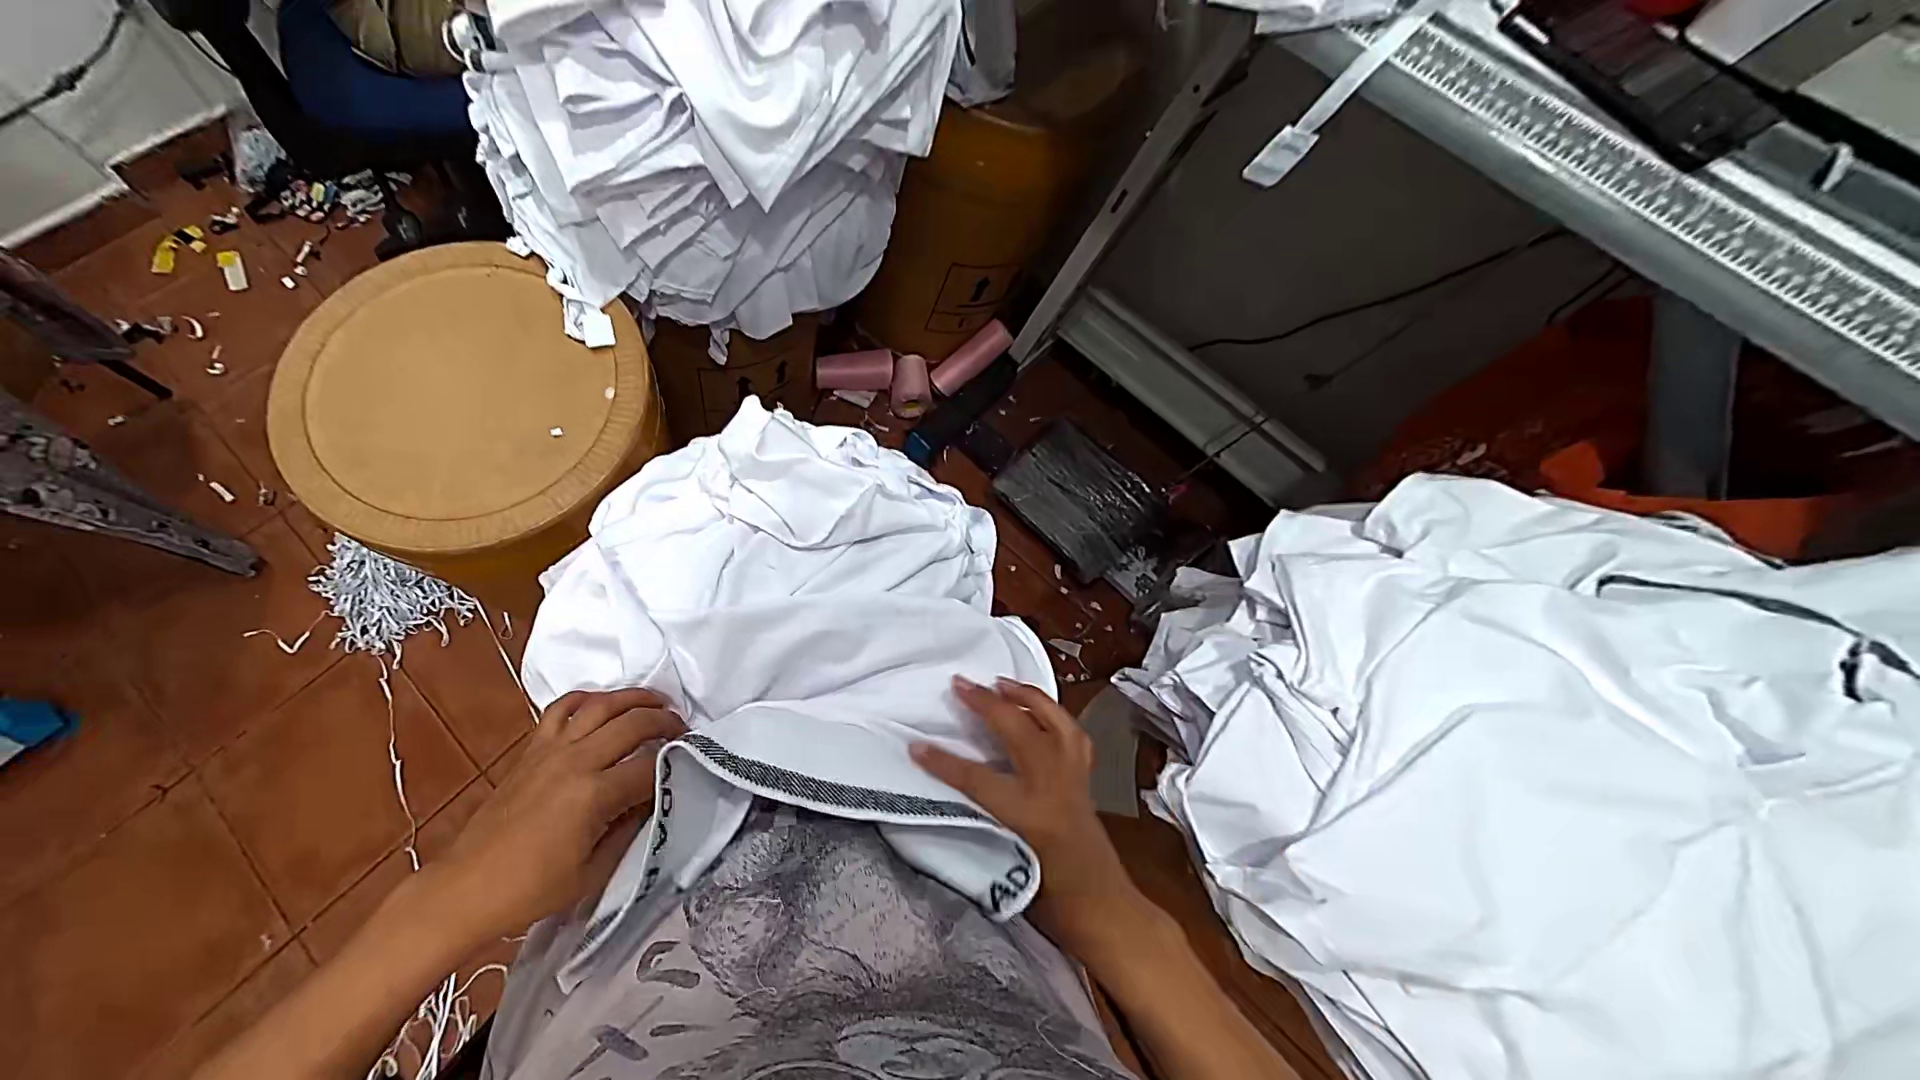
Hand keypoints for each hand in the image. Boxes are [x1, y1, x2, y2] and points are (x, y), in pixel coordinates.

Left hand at [431, 688, 685, 941]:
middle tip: (683, 730)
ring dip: (635, 699)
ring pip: (602, 705)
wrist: (463, 890)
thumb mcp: (594, 871)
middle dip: (666, 722)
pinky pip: (561, 708)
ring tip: (656, 705)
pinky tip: (603, 704)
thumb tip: (654, 797)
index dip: (677, 762)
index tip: (692, 762)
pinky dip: (587, 699)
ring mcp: (550, 750)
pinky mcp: (531, 750)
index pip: (650, 766)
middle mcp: (575, 761)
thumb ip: (630, 827)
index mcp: (593, 795)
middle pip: (633, 723)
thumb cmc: (531, 889)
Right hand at [912, 676, 1150, 961]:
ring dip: (1027, 697)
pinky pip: (1072, 734)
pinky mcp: (1086, 779)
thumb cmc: (1054, 902)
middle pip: (1020, 731)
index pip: (978, 780)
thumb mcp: (1007, 869)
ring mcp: (1074, 779)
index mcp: (1030, 817)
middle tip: (961, 683)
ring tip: (1002, 682)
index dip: (944, 763)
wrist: (1106, 911)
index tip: (916, 746)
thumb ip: (983, 828)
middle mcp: (1054, 788)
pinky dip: (1054, 714)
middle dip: (988, 703)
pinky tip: (1039, 709)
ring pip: (1055, 722)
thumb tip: (952, 799)